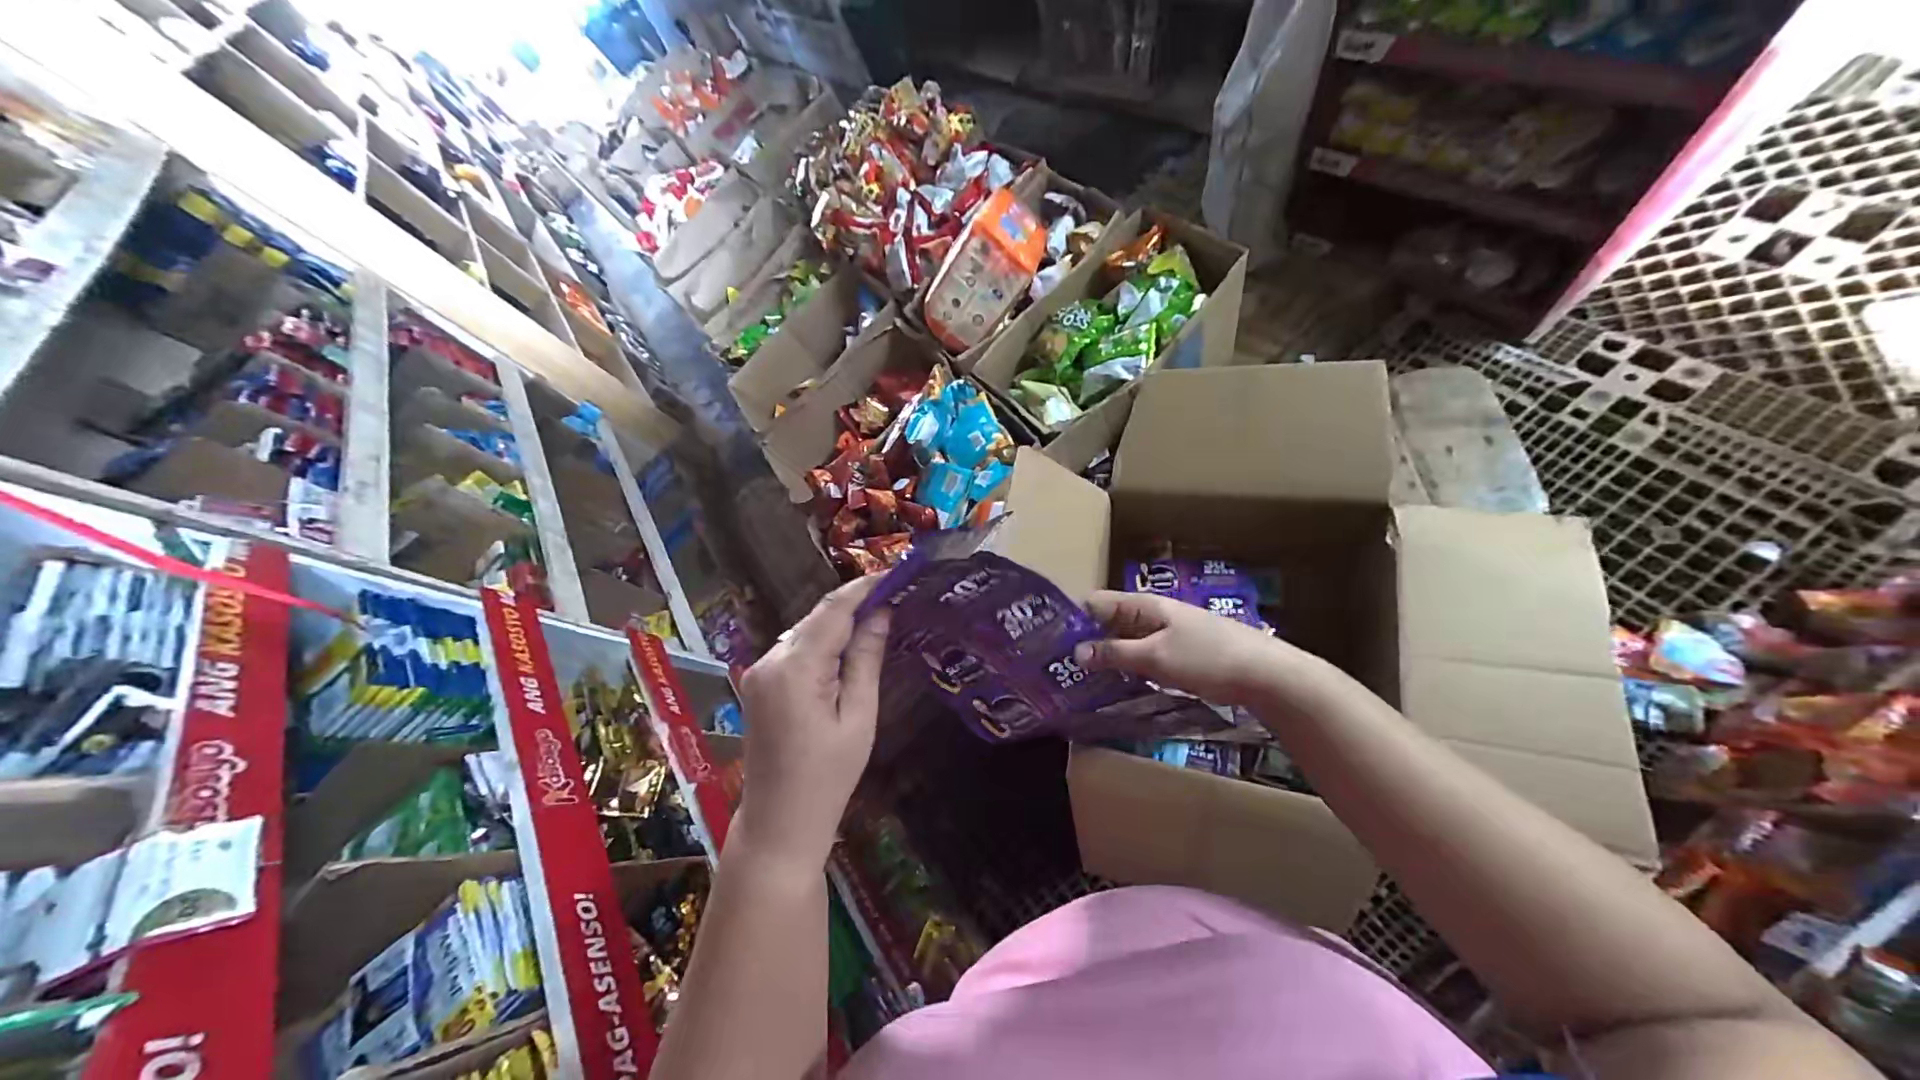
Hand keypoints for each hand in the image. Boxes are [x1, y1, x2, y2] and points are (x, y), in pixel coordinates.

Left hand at [734, 576, 890, 870]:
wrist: (779, 823)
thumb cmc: (828, 777)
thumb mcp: (859, 717)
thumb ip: (866, 660)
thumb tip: (881, 614)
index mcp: (794, 669)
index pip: (833, 611)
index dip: (865, 588)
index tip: (897, 573)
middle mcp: (768, 661)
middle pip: (816, 618)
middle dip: (854, 603)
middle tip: (896, 594)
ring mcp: (758, 672)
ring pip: (805, 632)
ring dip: (839, 622)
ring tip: (880, 615)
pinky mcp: (759, 684)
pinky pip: (795, 651)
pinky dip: (822, 643)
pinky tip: (849, 645)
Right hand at [1073, 590, 1322, 706]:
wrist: (1267, 676)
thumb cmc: (1208, 659)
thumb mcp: (1156, 657)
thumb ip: (1115, 653)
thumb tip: (1076, 650)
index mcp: (1145, 605)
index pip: (1096, 602)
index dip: (1070, 616)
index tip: (1046, 639)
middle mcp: (1153, 614)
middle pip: (1108, 621)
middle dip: (1083, 639)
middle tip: (1055, 665)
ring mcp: (1167, 634)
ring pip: (1124, 640)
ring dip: (1103, 655)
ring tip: (1076, 677)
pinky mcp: (1178, 655)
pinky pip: (1141, 656)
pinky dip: (1125, 666)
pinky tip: (1112, 684)